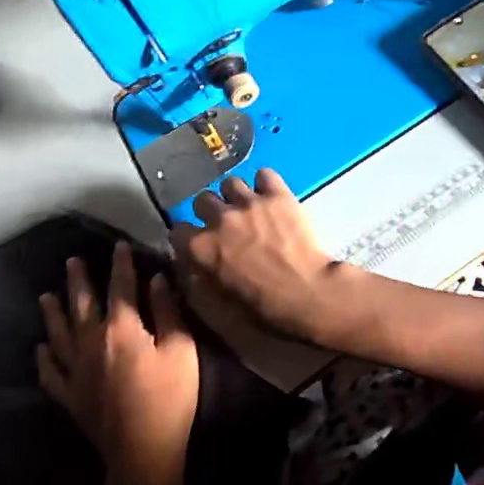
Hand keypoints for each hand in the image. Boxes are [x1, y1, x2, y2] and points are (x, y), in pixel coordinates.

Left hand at [37, 243, 198, 484]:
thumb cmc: (170, 397)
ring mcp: (75, 371)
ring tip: (47, 295)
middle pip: (82, 305)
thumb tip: (157, 280)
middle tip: (72, 261)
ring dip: (53, 312)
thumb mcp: (181, 349)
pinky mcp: (69, 396)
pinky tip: (41, 347)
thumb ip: (167, 312)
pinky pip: (50, 372)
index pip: (120, 287)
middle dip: (78, 281)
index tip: (119, 245)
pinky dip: (44, 357)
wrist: (142, 451)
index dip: (121, 265)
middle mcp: (91, 343)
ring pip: (59, 334)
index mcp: (121, 329)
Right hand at [170, 168, 345, 341]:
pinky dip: (265, 184)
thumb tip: (191, 268)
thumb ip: (197, 282)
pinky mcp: (278, 195)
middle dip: (211, 211)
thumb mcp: (217, 307)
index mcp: (199, 248)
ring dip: (236, 196)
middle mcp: (220, 219)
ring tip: (249, 208)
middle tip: (226, 225)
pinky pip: (264, 174)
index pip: (177, 230)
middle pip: (202, 199)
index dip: (188, 237)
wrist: (306, 294)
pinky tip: (271, 196)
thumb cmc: (262, 310)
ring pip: (231, 183)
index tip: (199, 243)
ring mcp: (250, 203)